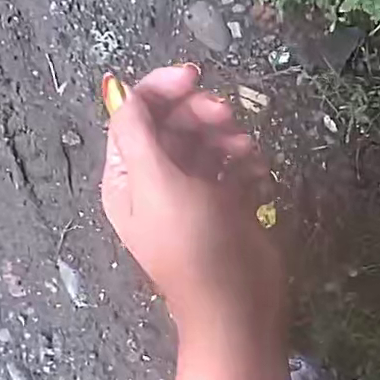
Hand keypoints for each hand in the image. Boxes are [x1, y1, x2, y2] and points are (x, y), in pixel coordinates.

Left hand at [101, 64, 281, 341]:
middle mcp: (157, 181)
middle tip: (227, 116)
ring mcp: (194, 193)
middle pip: (173, 124)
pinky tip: (257, 169)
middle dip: (199, 112)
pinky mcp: (226, 203)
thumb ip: (136, 133)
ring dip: (226, 134)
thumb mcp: (156, 185)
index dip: (161, 88)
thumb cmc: (193, 246)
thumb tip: (123, 91)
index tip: (195, 75)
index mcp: (128, 177)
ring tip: (245, 148)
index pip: (135, 115)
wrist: (237, 304)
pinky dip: (245, 159)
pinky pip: (232, 165)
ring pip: (206, 141)